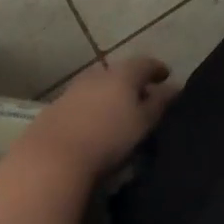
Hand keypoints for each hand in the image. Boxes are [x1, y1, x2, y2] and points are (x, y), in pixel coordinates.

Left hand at [17, 56, 180, 176]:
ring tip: (113, 113)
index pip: (146, 63)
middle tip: (139, 97)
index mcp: (124, 73)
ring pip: (95, 87)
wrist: (48, 161)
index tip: (165, 77)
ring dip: (106, 96)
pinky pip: (76, 104)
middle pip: (119, 73)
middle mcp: (98, 75)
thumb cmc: (107, 138)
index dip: (158, 69)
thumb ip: (160, 102)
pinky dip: (87, 109)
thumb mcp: (144, 122)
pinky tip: (88, 126)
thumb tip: (175, 86)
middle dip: (130, 82)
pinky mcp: (50, 111)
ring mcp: (71, 91)